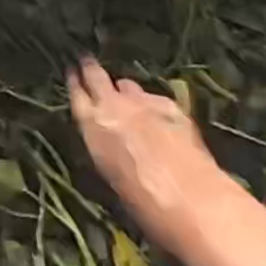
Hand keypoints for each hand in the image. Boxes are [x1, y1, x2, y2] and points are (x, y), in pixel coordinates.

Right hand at [67, 57, 233, 249]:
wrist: (194, 201)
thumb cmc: (144, 202)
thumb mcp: (110, 174)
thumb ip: (103, 146)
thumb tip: (107, 141)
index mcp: (91, 124)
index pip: (76, 92)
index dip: (74, 81)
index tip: (72, 72)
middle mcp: (112, 105)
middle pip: (96, 74)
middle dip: (91, 67)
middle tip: (88, 62)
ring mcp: (142, 102)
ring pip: (127, 85)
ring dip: (126, 92)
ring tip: (129, 99)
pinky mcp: (171, 106)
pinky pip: (156, 99)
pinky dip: (154, 105)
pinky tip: (161, 119)